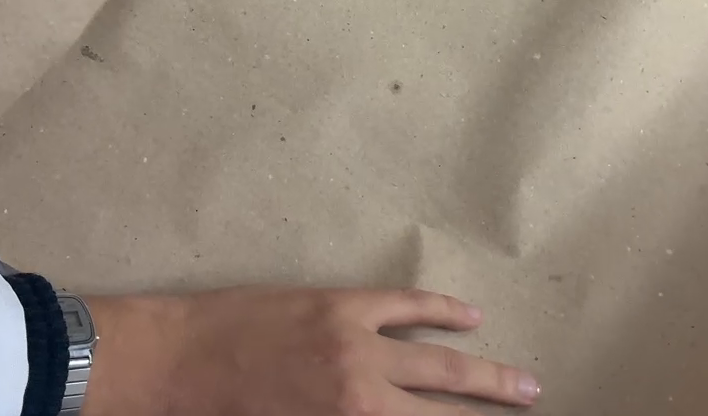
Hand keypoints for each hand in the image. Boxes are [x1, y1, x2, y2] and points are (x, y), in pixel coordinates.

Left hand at [79, 285, 539, 415]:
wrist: (175, 364)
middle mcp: (362, 387)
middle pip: (443, 399)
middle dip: (491, 405)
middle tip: (532, 400)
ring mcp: (355, 339)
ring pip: (435, 354)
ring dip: (482, 368)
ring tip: (521, 378)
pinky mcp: (340, 303)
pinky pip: (402, 304)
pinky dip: (437, 308)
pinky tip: (466, 312)